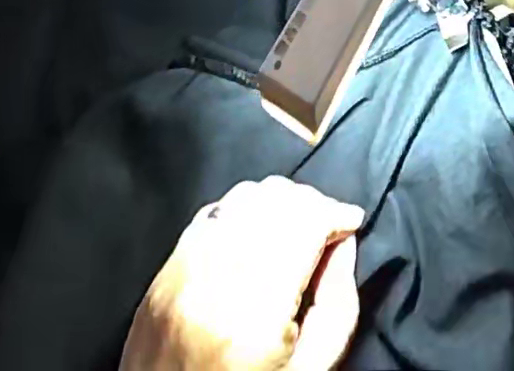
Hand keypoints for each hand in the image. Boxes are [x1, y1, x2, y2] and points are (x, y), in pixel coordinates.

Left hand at [120, 176, 364, 370]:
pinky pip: (212, 212)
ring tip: (294, 227)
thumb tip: (343, 243)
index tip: (350, 222)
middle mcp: (213, 280)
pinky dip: (241, 210)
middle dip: (310, 203)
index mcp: (254, 316)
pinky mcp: (163, 271)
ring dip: (278, 201)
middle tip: (327, 226)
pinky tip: (256, 232)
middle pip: (274, 199)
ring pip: (243, 196)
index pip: (303, 223)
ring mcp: (181, 270)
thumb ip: (337, 307)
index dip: (335, 212)